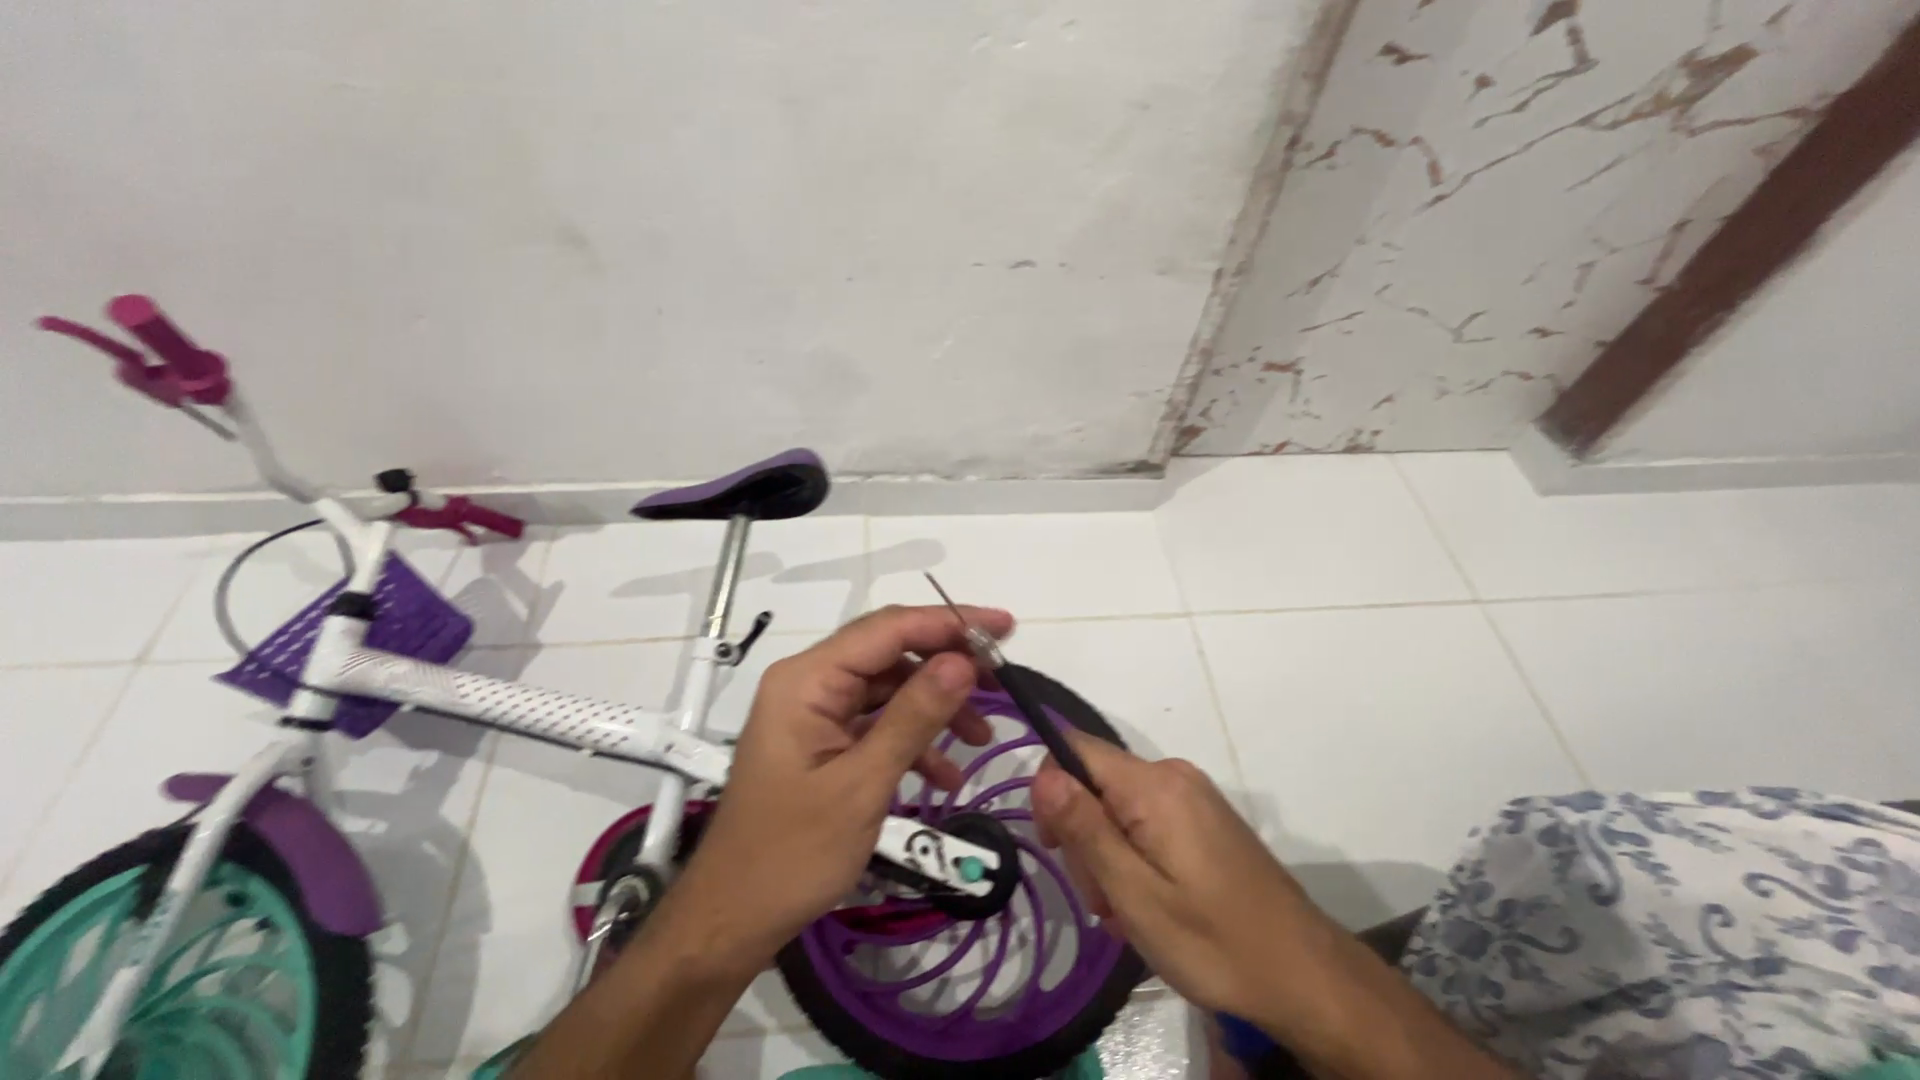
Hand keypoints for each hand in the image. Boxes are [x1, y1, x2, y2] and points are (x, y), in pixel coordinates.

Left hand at [656, 603, 1015, 973]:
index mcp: (807, 681)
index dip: (949, 622)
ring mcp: (815, 715)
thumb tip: (963, 661)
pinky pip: (876, 725)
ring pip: (889, 689)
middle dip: (948, 665)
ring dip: (937, 708)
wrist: (735, 916)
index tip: (1004, 628)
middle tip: (1003, 682)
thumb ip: (913, 717)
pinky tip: (946, 776)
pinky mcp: (823, 744)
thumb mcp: (862, 784)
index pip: (888, 629)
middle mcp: (809, 684)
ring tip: (983, 736)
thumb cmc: (793, 853)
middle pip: (890, 653)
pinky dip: (913, 742)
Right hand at [1031, 730, 1340, 1022]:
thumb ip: (1086, 829)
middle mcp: (1173, 776)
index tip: (1054, 848)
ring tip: (1129, 913)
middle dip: (1084, 837)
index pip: (1074, 749)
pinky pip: (1147, 822)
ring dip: (1109, 856)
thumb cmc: (1212, 941)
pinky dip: (1136, 859)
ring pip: (1119, 808)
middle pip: (1096, 783)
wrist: (1305, 976)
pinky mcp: (1205, 820)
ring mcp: (1194, 797)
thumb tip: (1044, 774)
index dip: (1049, 791)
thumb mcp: (1135, 893)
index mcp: (1153, 786)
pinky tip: (1150, 904)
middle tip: (1105, 902)